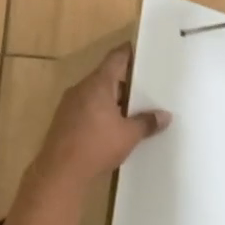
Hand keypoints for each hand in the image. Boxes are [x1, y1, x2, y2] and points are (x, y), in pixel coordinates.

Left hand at [32, 44, 170, 185]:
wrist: (60, 171)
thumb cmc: (97, 146)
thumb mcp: (129, 135)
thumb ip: (147, 122)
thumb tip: (164, 116)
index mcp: (98, 84)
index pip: (116, 58)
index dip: (130, 53)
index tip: (144, 53)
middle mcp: (81, 88)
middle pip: (106, 76)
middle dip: (125, 82)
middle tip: (146, 88)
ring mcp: (69, 104)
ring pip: (95, 93)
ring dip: (113, 99)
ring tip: (133, 110)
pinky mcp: (63, 120)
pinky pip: (86, 107)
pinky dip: (100, 111)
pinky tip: (112, 126)